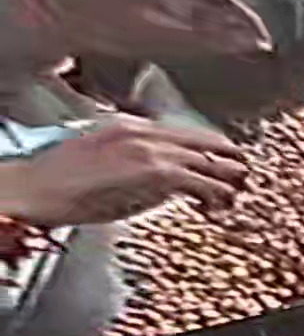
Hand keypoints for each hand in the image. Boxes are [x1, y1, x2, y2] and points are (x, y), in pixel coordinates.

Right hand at [0, 117, 246, 225]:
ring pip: (222, 168)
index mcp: (132, 126)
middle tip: (238, 187)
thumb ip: (146, 154)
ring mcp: (155, 152)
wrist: (33, 189)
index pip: (197, 135)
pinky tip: (211, 209)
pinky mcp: (161, 174)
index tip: (228, 170)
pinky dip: (220, 201)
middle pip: (219, 147)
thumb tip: (182, 169)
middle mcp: (146, 134)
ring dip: (232, 189)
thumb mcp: (110, 153)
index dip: (221, 154)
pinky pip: (213, 187)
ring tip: (224, 203)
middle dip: (236, 169)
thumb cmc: (68, 178)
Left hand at [29, 0, 269, 60]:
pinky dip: (200, 1)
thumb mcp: (163, 40)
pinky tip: (200, 19)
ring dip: (219, 7)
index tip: (264, 42)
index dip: (249, 20)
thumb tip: (253, 43)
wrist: (52, 12)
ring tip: (225, 33)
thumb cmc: (102, 29)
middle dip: (236, 12)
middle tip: (248, 39)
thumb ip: (212, 40)